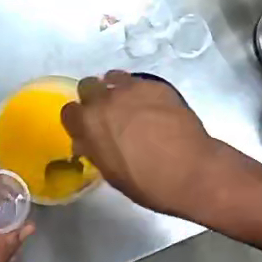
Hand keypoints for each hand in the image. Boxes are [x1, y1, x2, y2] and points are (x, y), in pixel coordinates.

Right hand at [61, 72, 228, 222]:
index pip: (69, 111)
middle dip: (94, 98)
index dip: (78, 120)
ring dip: (116, 90)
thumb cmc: (149, 183)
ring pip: (114, 78)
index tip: (87, 128)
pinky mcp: (156, 85)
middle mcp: (105, 99)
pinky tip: (153, 107)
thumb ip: (95, 150)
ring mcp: (132, 88)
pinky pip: (140, 82)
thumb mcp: (111, 173)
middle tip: (108, 114)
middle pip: (88, 86)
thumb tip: (87, 141)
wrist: (192, 171)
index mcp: (88, 123)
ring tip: (130, 105)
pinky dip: (141, 92)